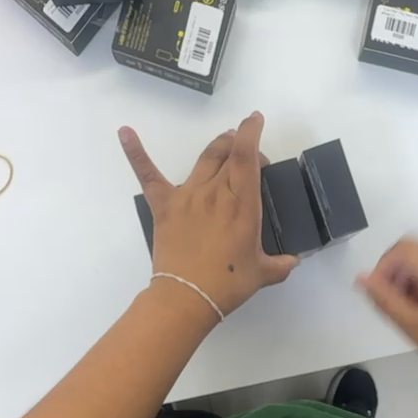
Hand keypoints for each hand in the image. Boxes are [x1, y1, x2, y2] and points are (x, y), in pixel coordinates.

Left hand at [120, 112, 298, 316]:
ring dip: (216, 147)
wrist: (188, 296)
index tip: (255, 121)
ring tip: (224, 143)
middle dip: (240, 144)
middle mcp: (215, 192)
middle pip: (226, 153)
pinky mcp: (164, 206)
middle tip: (248, 152)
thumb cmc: (228, 284)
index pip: (246, 155)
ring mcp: (187, 196)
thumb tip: (292, 262)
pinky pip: (148, 175)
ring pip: (203, 160)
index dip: (251, 132)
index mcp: (242, 204)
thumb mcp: (262, 273)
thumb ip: (280, 264)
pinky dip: (136, 152)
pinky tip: (125, 132)